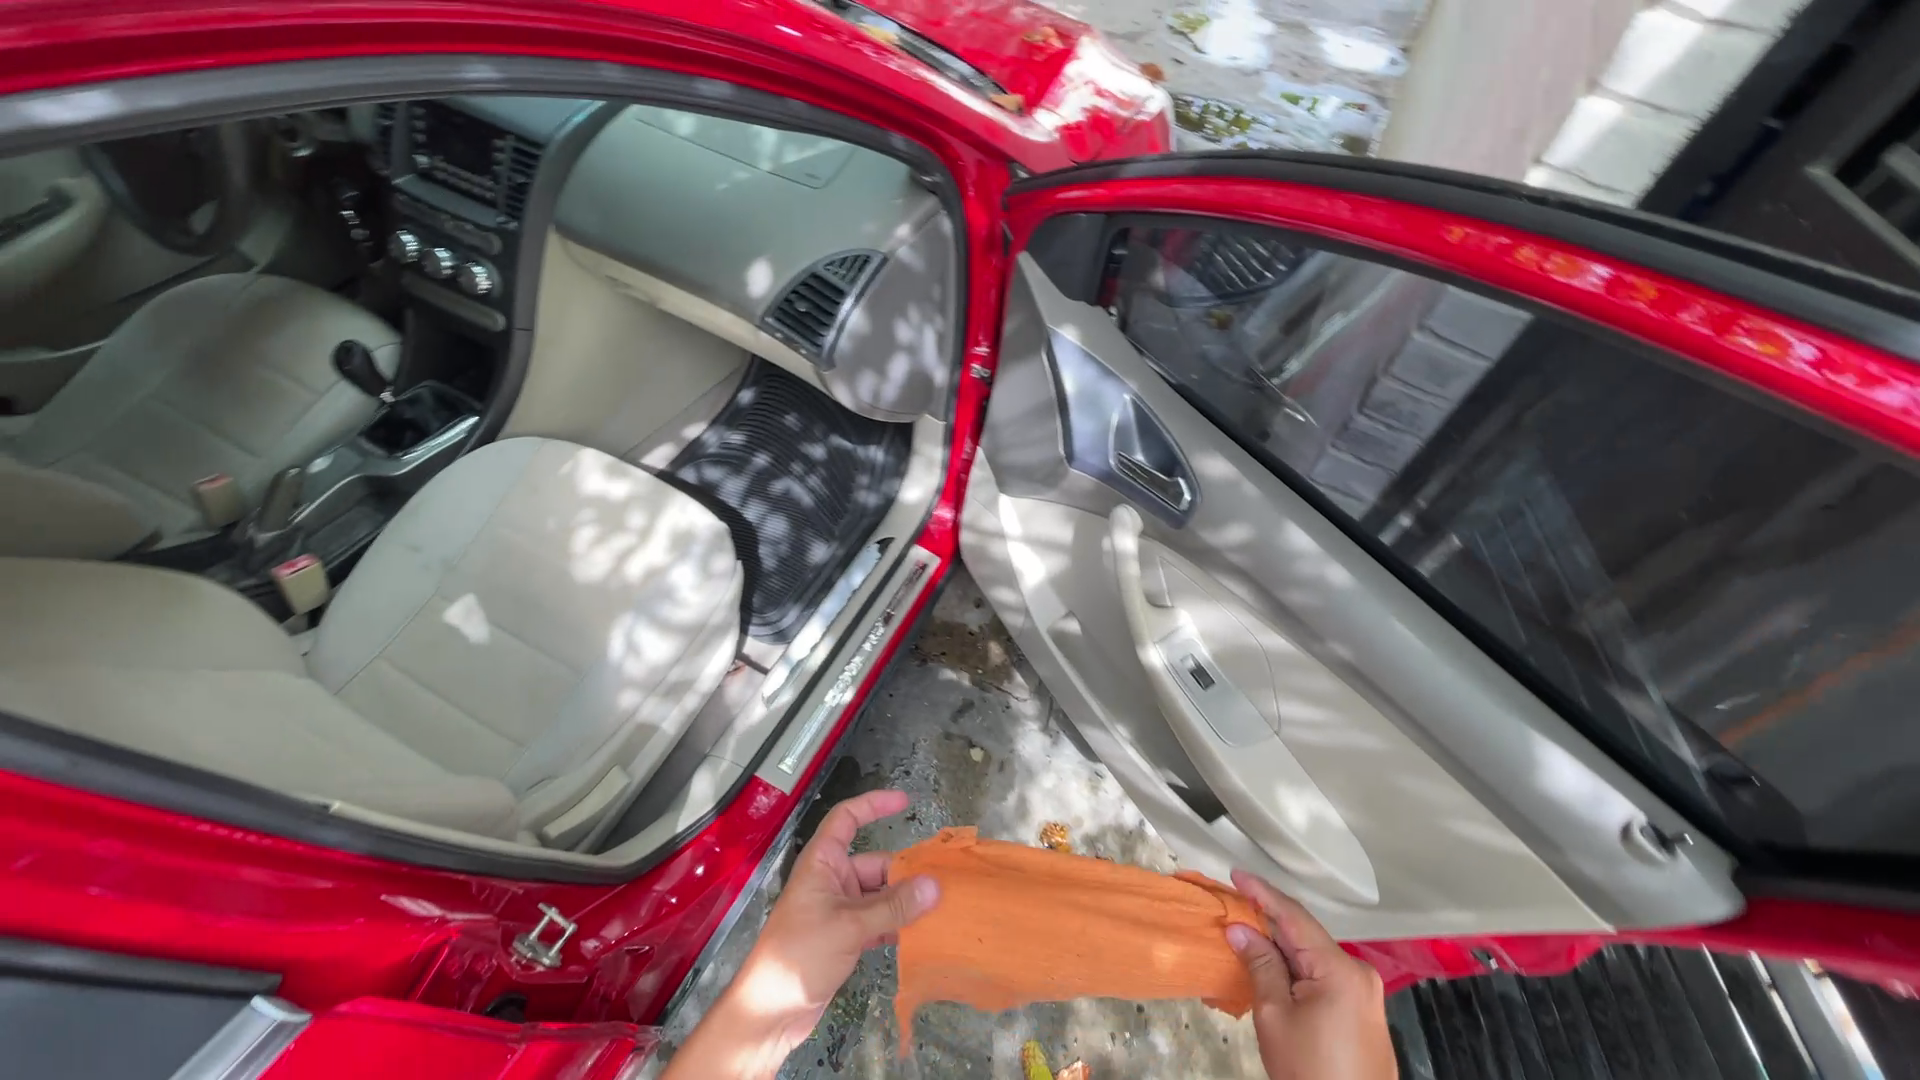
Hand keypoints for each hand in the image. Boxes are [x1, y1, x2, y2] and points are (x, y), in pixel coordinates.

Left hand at [663, 790, 938, 1079]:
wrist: (770, 1011)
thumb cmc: (800, 954)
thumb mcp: (849, 926)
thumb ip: (893, 906)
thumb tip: (935, 885)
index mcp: (823, 862)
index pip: (847, 818)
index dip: (874, 805)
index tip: (905, 802)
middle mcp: (832, 880)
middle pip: (876, 863)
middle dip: (907, 872)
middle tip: (945, 881)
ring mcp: (839, 910)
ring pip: (881, 894)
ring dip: (906, 902)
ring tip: (944, 908)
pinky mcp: (845, 937)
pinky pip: (879, 921)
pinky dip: (898, 925)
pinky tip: (924, 934)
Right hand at [1225, 869, 1396, 1079]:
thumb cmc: (1308, 1069)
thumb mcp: (1274, 1015)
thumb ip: (1259, 964)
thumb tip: (1240, 929)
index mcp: (1340, 969)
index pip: (1294, 917)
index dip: (1262, 893)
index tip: (1235, 874)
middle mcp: (1359, 974)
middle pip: (1305, 936)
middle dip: (1268, 922)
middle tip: (1233, 908)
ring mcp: (1365, 996)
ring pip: (1313, 958)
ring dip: (1280, 948)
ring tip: (1245, 935)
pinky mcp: (1363, 1015)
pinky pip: (1323, 978)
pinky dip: (1295, 970)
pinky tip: (1271, 968)